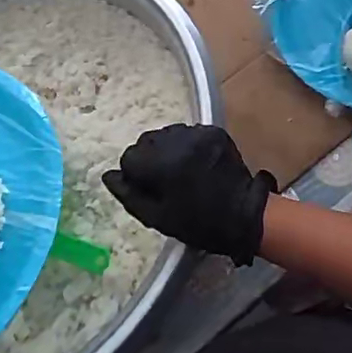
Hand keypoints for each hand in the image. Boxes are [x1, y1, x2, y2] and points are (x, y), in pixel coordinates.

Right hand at [103, 124, 275, 265]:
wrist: (243, 214)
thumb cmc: (196, 222)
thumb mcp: (156, 216)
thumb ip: (128, 194)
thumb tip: (109, 176)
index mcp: (161, 163)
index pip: (130, 157)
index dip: (136, 175)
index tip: (148, 188)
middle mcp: (177, 141)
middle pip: (147, 141)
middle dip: (149, 158)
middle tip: (164, 181)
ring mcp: (197, 132)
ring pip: (166, 135)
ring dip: (167, 149)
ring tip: (181, 171)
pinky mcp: (213, 130)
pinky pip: (188, 133)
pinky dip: (186, 145)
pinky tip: (196, 163)